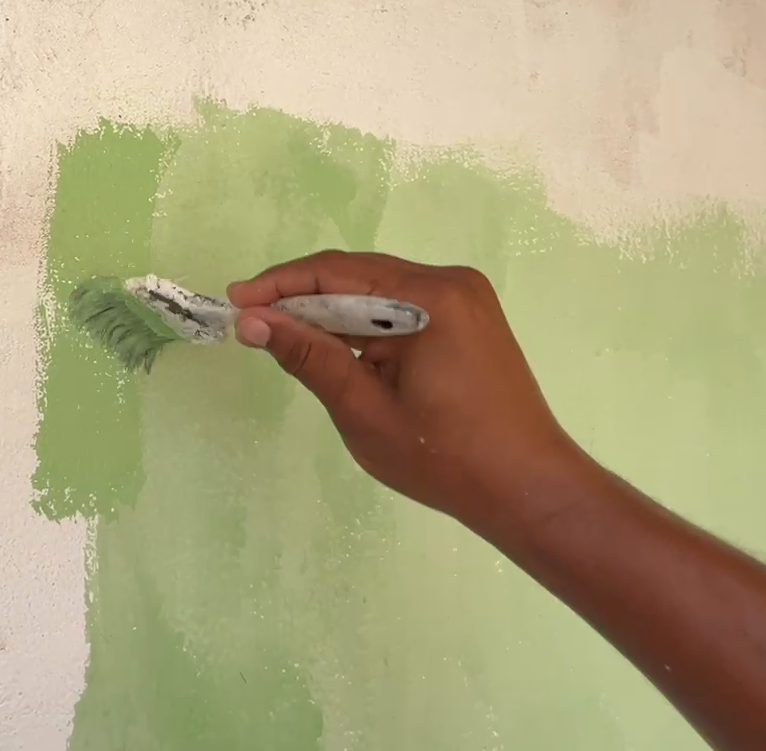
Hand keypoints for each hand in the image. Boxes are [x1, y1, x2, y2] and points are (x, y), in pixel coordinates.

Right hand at [229, 251, 594, 535]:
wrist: (530, 492)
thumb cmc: (444, 458)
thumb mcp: (362, 407)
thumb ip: (306, 355)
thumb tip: (250, 321)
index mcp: (430, 298)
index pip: (334, 273)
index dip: (278, 284)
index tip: (235, 301)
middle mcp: (448, 283)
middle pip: (352, 273)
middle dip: (297, 294)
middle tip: (250, 317)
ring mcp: (460, 297)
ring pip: (370, 287)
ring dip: (324, 308)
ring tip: (278, 330)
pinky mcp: (462, 316)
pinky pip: (392, 303)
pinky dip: (354, 320)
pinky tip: (327, 340)